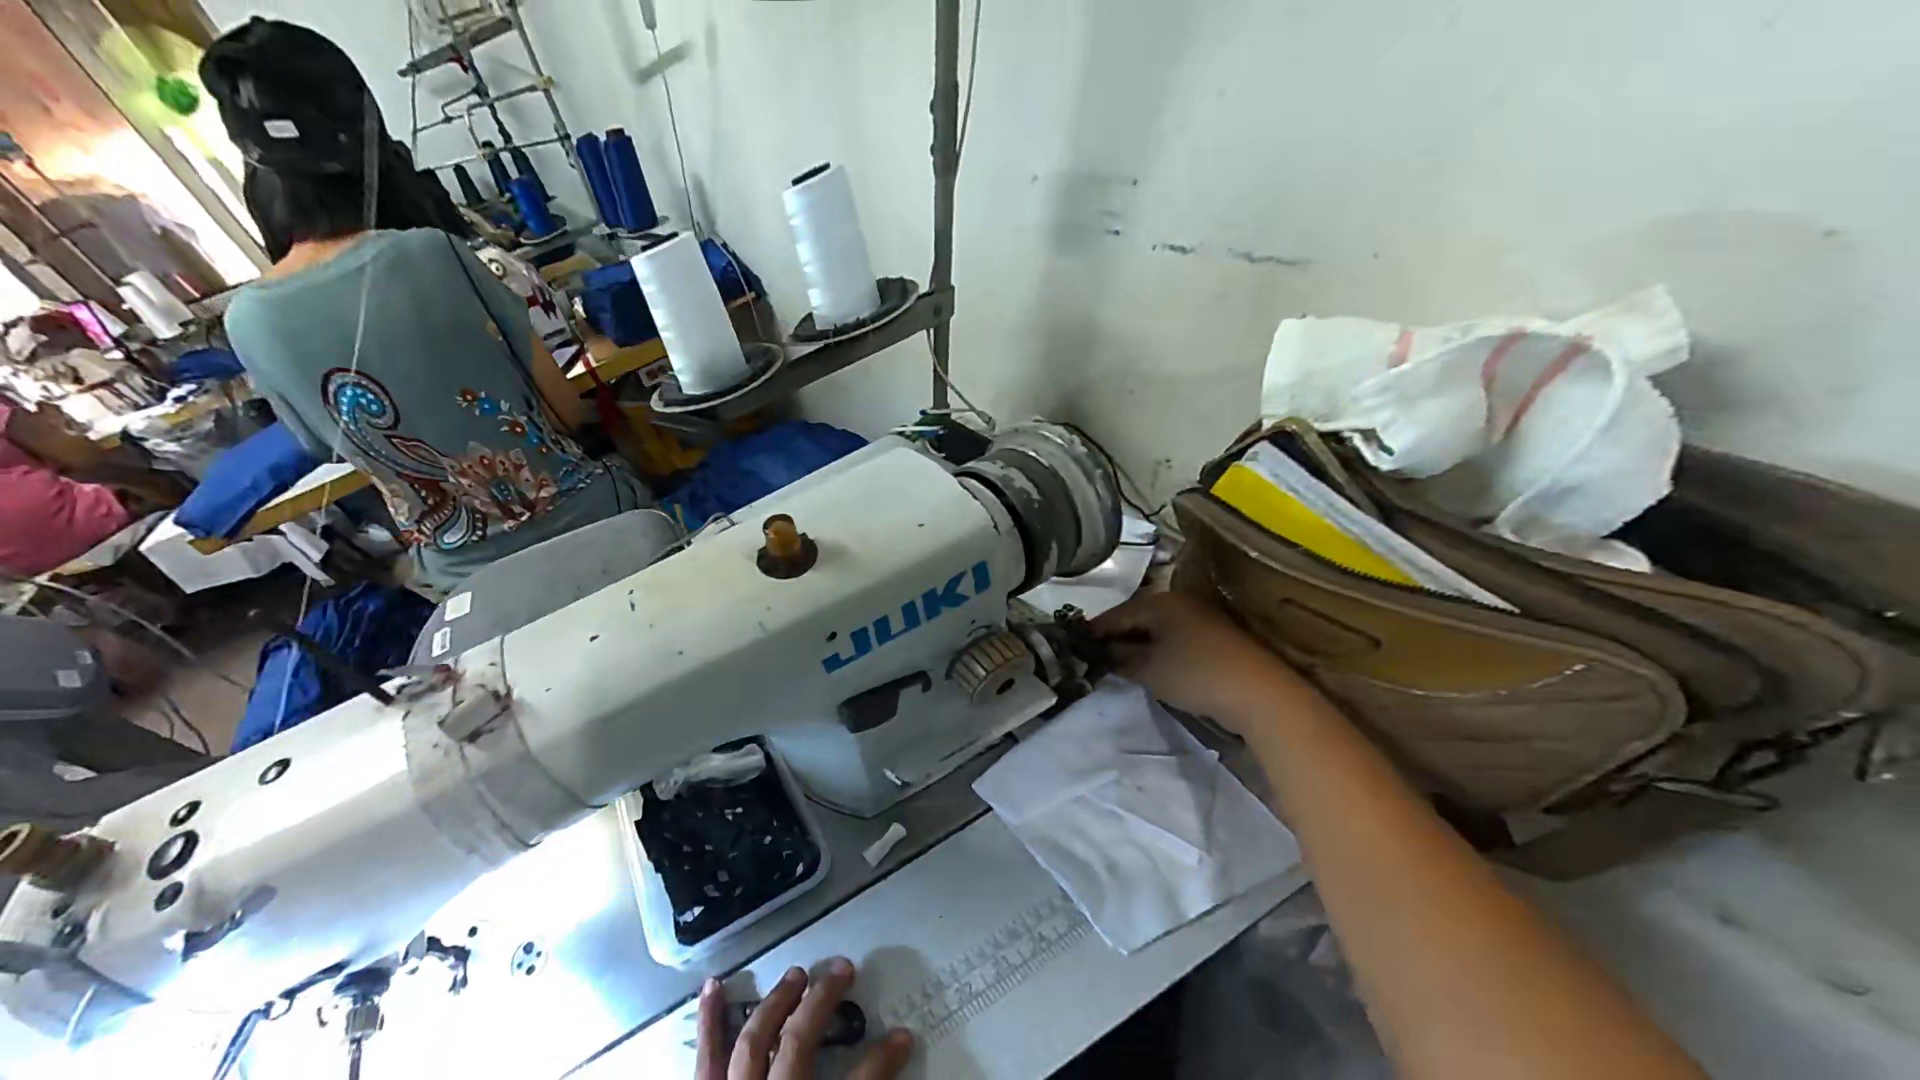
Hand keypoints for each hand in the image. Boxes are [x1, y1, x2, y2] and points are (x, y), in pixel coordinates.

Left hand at [696, 958, 914, 1079]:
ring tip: (796, 973)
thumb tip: (887, 1068)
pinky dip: (707, 1023)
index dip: (880, 1060)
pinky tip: (713, 986)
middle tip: (843, 969)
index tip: (903, 1036)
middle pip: (796, 1048)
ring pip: (749, 1045)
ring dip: (775, 1003)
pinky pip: (704, 1063)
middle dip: (821, 1003)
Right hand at [1091, 590, 1310, 733]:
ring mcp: (1199, 619)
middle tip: (1093, 657)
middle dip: (1115, 638)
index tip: (1074, 645)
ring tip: (1117, 666)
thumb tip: (1100, 653)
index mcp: (1159, 602)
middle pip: (1136, 619)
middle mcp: (1178, 603)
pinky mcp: (1213, 638)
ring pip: (1156, 630)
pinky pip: (1173, 640)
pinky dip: (1157, 651)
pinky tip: (1149, 668)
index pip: (1116, 614)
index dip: (1093, 631)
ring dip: (1137, 646)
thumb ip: (1119, 659)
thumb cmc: (1195, 674)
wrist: (1259, 693)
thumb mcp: (1148, 669)